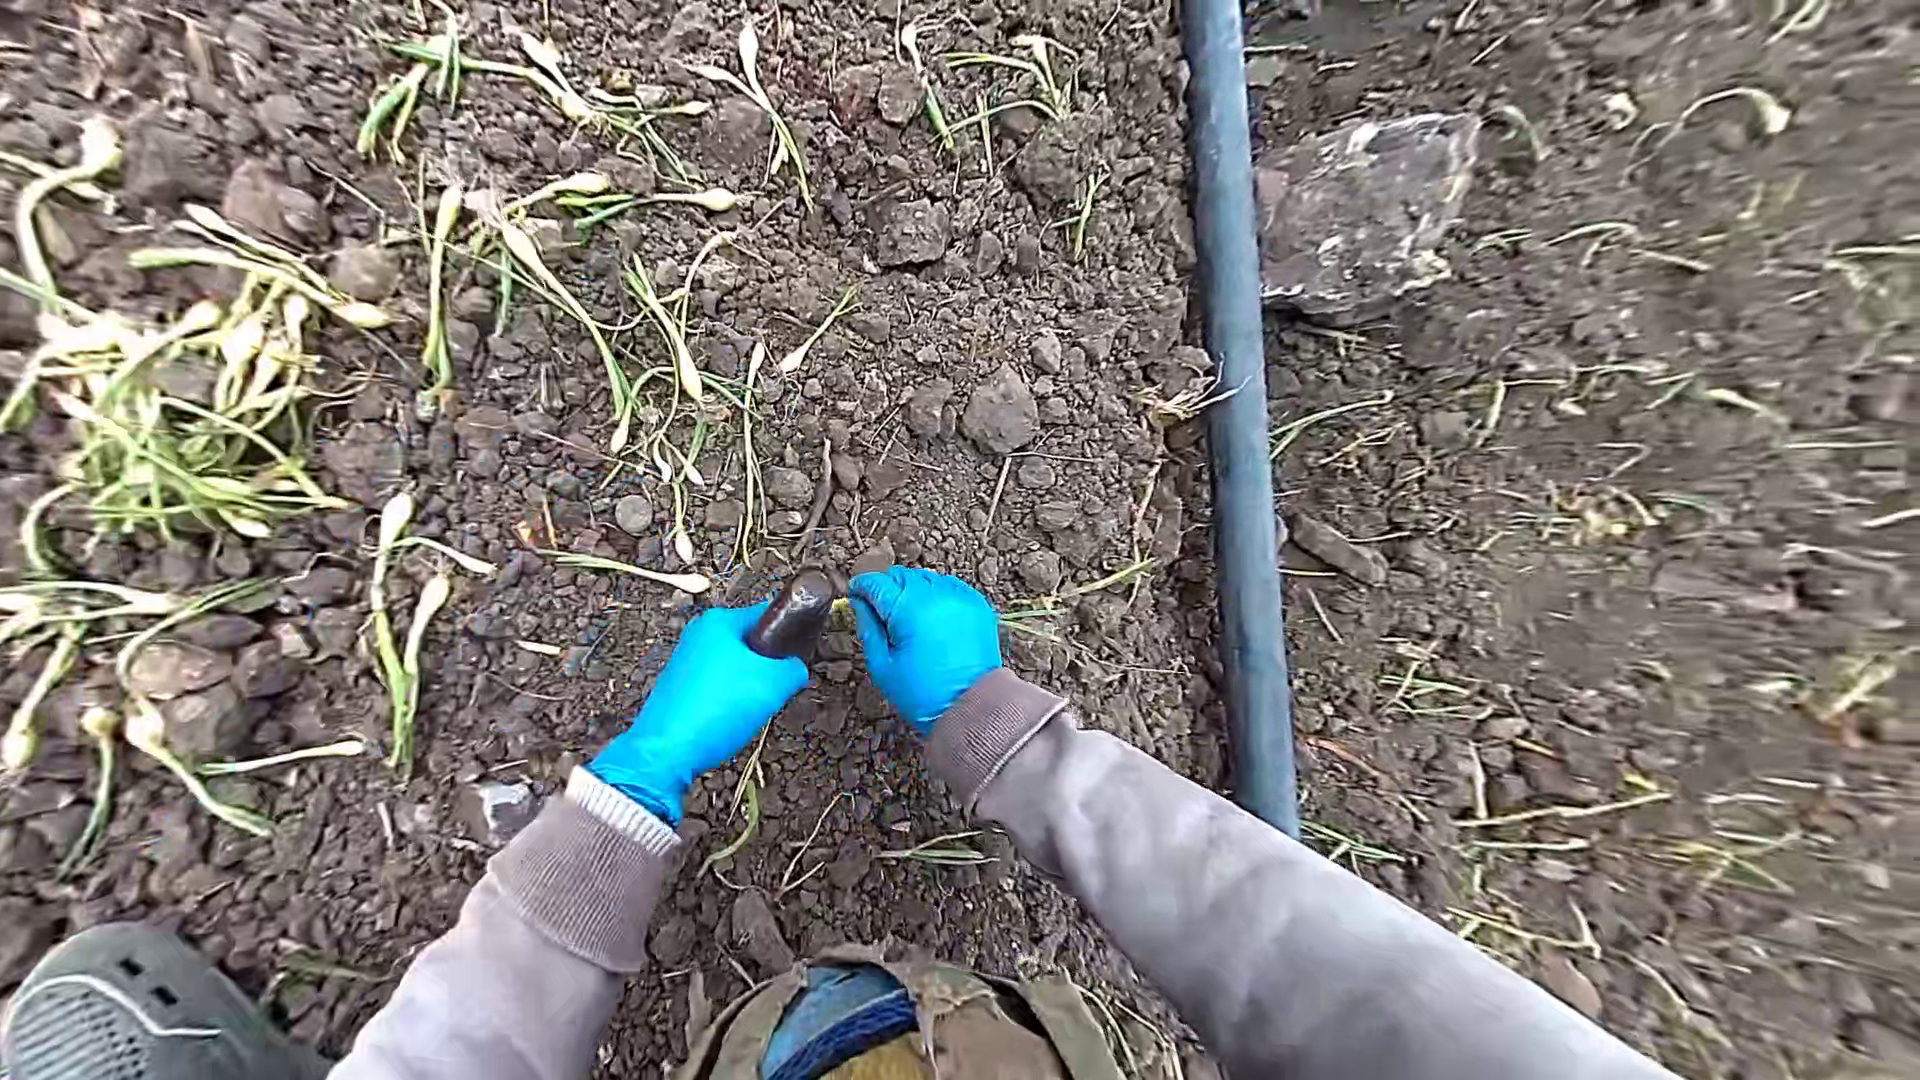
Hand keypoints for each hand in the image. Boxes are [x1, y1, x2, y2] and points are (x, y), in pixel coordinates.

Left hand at [588, 601, 807, 822]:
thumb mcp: (775, 683)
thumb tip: (796, 669)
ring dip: (749, 687)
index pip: (769, 615)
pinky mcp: (682, 687)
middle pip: (754, 644)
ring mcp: (688, 661)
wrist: (666, 754)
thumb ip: (795, 668)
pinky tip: (729, 717)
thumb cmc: (709, 712)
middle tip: (771, 686)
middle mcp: (699, 636)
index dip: (789, 636)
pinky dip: (729, 701)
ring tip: (747, 706)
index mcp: (718, 621)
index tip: (795, 655)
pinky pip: (720, 688)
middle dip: (768, 667)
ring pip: (738, 668)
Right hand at [849, 566, 1001, 733]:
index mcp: (909, 609)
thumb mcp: (883, 666)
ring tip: (909, 617)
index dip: (861, 587)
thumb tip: (860, 604)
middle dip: (887, 588)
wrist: (972, 707)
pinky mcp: (977, 605)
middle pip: (901, 575)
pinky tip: (932, 617)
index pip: (876, 583)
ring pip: (926, 578)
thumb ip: (868, 628)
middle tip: (882, 611)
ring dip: (912, 590)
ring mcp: (959, 598)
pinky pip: (949, 587)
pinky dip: (937, 595)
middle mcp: (936, 595)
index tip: (856, 593)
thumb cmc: (925, 695)